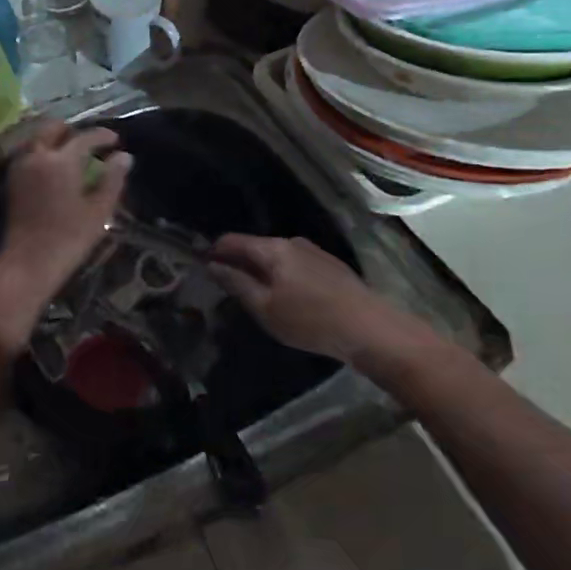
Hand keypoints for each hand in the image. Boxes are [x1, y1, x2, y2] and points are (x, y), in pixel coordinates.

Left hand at [0, 122, 131, 346]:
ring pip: (36, 139)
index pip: (84, 137)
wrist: (28, 262)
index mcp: (61, 161)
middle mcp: (37, 156)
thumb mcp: (99, 210)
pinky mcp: (12, 181)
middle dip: (72, 130)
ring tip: (72, 154)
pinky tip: (54, 168)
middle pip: (52, 129)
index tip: (115, 140)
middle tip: (90, 144)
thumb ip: (112, 179)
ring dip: (54, 139)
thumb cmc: (69, 238)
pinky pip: (27, 154)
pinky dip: (41, 151)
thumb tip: (124, 156)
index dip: (102, 136)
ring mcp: (20, 167)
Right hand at [209, 235, 411, 361]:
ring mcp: (314, 252)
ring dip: (261, 271)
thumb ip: (236, 283)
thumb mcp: (265, 307)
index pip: (232, 240)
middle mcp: (292, 242)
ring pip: (276, 257)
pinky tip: (287, 299)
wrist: (370, 329)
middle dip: (237, 262)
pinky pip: (294, 265)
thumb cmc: (310, 320)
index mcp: (272, 248)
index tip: (200, 267)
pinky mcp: (330, 267)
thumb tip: (212, 265)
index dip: (214, 251)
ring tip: (255, 297)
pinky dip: (281, 276)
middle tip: (226, 288)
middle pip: (255, 247)